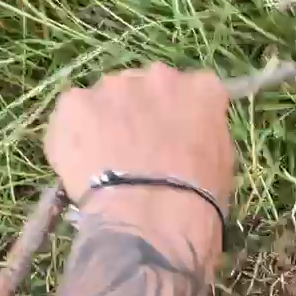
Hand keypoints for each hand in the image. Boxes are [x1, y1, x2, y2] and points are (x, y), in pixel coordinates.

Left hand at [43, 64, 233, 205]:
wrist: (150, 219)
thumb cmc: (197, 203)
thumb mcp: (222, 167)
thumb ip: (205, 137)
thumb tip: (188, 141)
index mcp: (202, 90)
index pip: (194, 90)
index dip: (181, 115)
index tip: (177, 137)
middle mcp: (159, 76)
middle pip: (146, 86)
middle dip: (142, 112)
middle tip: (138, 150)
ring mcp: (113, 86)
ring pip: (107, 98)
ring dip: (107, 121)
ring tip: (106, 163)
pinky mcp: (75, 103)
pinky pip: (73, 116)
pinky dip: (75, 137)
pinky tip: (83, 167)